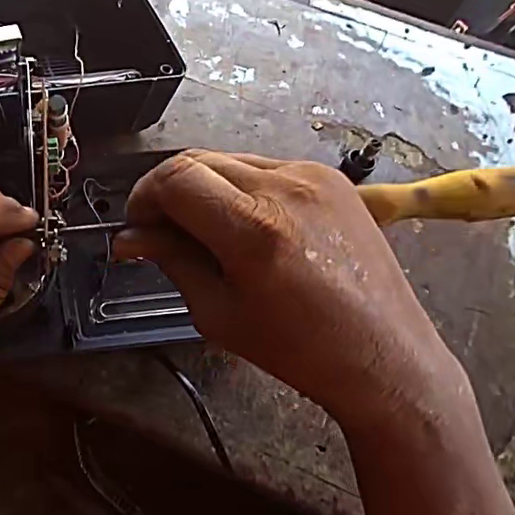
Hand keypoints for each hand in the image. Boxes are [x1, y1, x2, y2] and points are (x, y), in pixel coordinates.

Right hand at [111, 151, 464, 432]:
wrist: (383, 354)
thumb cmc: (298, 349)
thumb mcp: (219, 313)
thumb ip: (173, 261)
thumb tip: (131, 237)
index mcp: (254, 229)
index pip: (174, 178)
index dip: (144, 197)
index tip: (139, 227)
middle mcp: (284, 187)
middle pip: (198, 160)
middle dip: (169, 192)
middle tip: (163, 232)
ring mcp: (313, 175)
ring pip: (231, 160)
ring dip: (205, 189)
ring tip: (209, 233)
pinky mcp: (332, 177)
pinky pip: (266, 167)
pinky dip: (242, 189)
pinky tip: (249, 226)